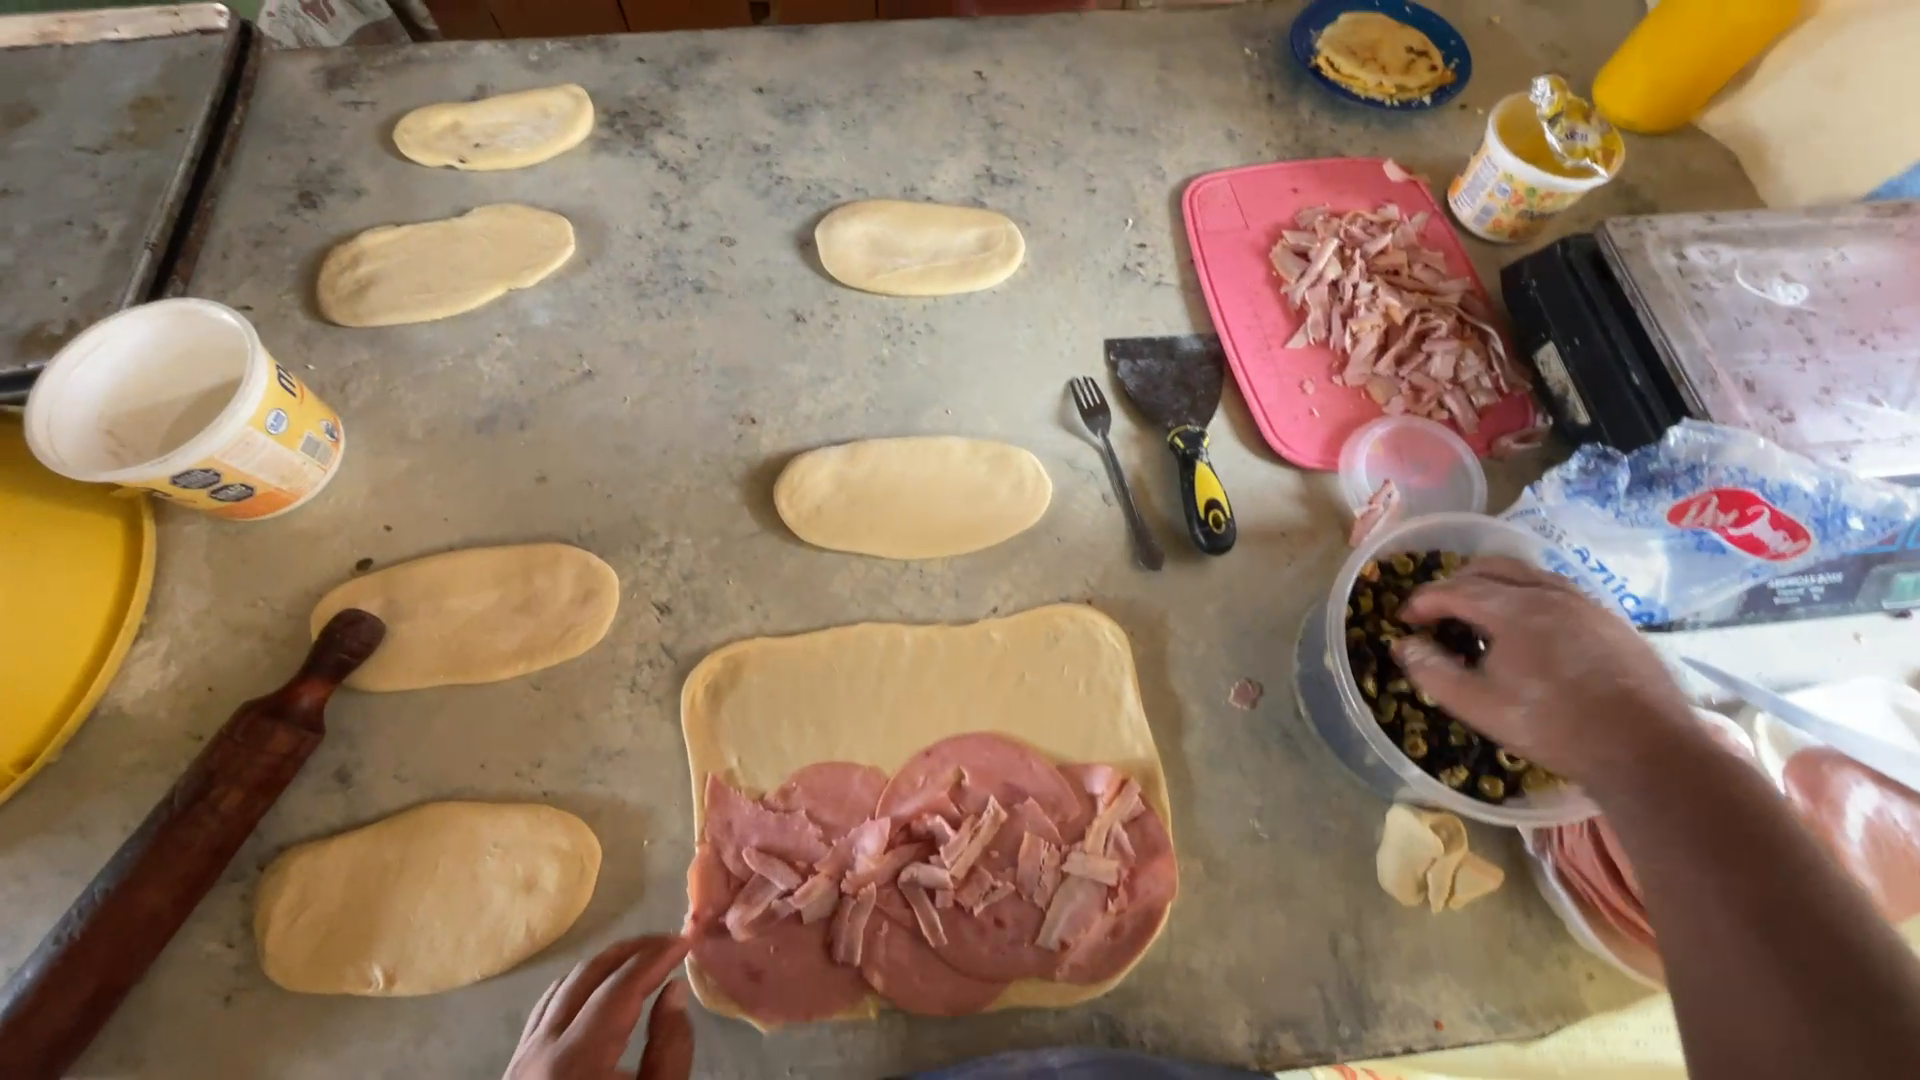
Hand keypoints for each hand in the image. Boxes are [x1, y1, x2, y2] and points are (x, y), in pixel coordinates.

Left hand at [504, 936, 693, 1079]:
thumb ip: (670, 1050)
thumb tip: (673, 991)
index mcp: (575, 1061)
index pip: (620, 988)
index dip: (656, 958)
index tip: (686, 942)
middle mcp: (540, 1050)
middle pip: (588, 976)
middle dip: (632, 951)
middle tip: (668, 944)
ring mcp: (521, 1059)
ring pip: (562, 987)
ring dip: (605, 965)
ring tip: (640, 961)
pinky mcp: (515, 1068)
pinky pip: (545, 1009)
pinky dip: (577, 986)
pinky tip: (599, 991)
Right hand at [1390, 556, 1700, 790]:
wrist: (1647, 749)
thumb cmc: (1553, 726)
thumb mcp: (1477, 705)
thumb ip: (1432, 671)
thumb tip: (1403, 645)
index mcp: (1513, 609)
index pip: (1452, 590)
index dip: (1421, 602)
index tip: (1404, 620)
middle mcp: (1549, 593)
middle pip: (1490, 568)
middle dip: (1454, 584)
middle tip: (1437, 611)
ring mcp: (1586, 604)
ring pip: (1527, 575)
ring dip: (1493, 587)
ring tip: (1479, 615)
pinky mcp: (1611, 620)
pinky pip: (1556, 591)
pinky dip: (1526, 597)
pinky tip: (1526, 629)